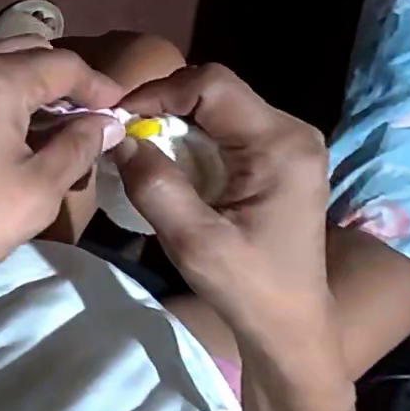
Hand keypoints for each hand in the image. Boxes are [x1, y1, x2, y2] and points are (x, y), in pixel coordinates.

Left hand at [0, 38, 125, 308]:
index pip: (61, 63)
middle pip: (24, 50)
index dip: (97, 84)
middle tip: (83, 114)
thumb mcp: (38, 189)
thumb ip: (78, 145)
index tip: (118, 108)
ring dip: (22, 80)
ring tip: (44, 119)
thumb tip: (106, 122)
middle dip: (59, 77)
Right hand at [112, 64, 338, 359]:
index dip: (158, 93)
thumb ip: (155, 186)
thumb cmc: (247, 286)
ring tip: (137, 148)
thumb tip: (119, 139)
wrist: (290, 324)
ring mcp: (284, 143)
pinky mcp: (272, 157)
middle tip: (123, 135)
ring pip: (213, 106)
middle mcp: (289, 131)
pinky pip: (219, 127)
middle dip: (161, 105)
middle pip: (213, 90)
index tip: (120, 121)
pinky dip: (184, 137)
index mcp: (280, 145)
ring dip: (170, 121)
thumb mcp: (193, 241)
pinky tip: (164, 162)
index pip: (211, 86)